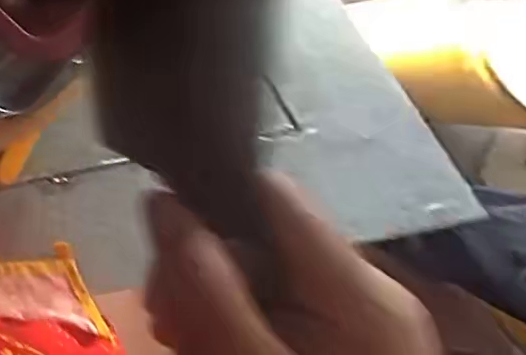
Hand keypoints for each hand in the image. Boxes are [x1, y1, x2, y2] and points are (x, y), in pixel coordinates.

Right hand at [143, 173, 440, 354]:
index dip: (206, 196)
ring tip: (179, 332)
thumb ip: (203, 277)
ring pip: (251, 261)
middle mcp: (363, 285)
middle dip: (193, 259)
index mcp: (355, 287)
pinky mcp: (345, 333)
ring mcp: (357, 312)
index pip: (266, 187)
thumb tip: (162, 200)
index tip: (166, 240)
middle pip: (250, 227)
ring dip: (202, 287)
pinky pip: (270, 294)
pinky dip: (228, 309)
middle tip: (164, 313)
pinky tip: (208, 338)